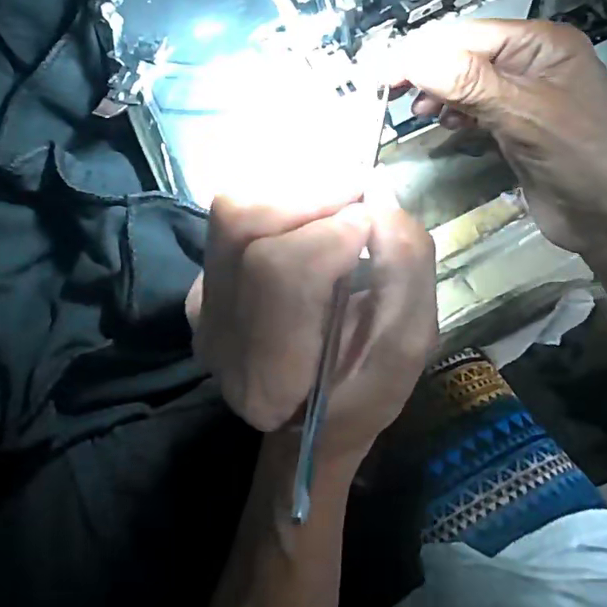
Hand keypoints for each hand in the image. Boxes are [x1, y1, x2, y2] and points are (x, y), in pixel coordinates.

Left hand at [190, 188, 436, 463]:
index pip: (280, 270)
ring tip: (337, 201)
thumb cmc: (361, 392)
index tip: (373, 220)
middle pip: (244, 224)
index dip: (331, 231)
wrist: (305, 416)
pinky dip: (278, 201)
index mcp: (266, 378)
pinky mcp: (201, 278)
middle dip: (310, 195)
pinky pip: (234, 217)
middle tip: (359, 193)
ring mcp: (201, 303)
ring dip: (294, 191)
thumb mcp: (405, 346)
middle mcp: (216, 335)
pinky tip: (311, 217)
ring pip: (234, 209)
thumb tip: (379, 201)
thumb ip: (402, 273)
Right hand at [393, 19, 606, 252]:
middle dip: (427, 72)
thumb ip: (467, 81)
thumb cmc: (583, 156)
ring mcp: (521, 96)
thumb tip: (409, 57)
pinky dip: (453, 113)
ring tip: (420, 113)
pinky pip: (472, 108)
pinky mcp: (513, 126)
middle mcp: (529, 62)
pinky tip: (445, 123)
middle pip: (462, 56)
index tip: (385, 76)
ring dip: (437, 93)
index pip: (467, 36)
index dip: (423, 53)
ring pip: (463, 82)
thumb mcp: (524, 113)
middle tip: (392, 95)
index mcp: (540, 44)